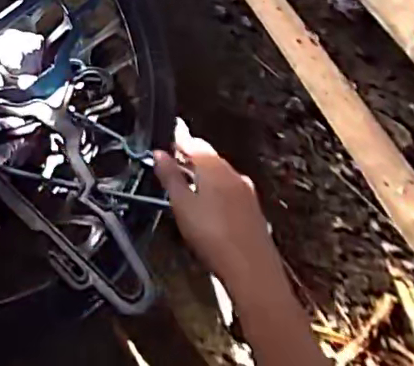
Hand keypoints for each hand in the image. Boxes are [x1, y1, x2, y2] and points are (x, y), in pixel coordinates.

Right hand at [152, 131, 278, 292]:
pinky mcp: (254, 210)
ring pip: (220, 173)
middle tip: (173, 165)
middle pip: (208, 156)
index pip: (192, 142)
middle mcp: (232, 172)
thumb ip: (170, 177)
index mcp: (213, 165)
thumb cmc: (212, 235)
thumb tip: (159, 153)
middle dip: (190, 158)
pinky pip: (230, 189)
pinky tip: (210, 206)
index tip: (165, 146)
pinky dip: (217, 190)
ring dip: (204, 175)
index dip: (177, 141)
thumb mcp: (182, 205)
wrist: (254, 273)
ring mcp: (246, 191)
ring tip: (188, 186)